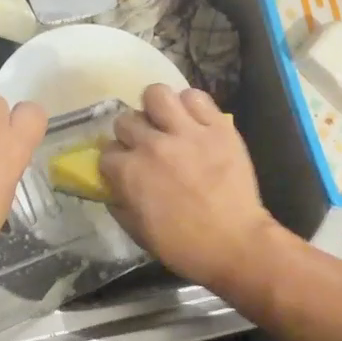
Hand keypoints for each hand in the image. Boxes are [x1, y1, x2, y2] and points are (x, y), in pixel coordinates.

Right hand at [99, 84, 282, 292]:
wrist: (235, 244)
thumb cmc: (183, 246)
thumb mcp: (137, 231)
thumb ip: (120, 204)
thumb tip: (112, 188)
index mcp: (128, 172)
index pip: (106, 152)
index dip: (114, 161)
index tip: (124, 168)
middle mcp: (152, 145)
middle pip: (126, 120)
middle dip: (131, 134)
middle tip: (145, 146)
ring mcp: (186, 132)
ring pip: (157, 94)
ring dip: (156, 107)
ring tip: (166, 121)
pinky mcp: (217, 127)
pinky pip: (196, 97)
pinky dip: (191, 105)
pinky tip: (193, 120)